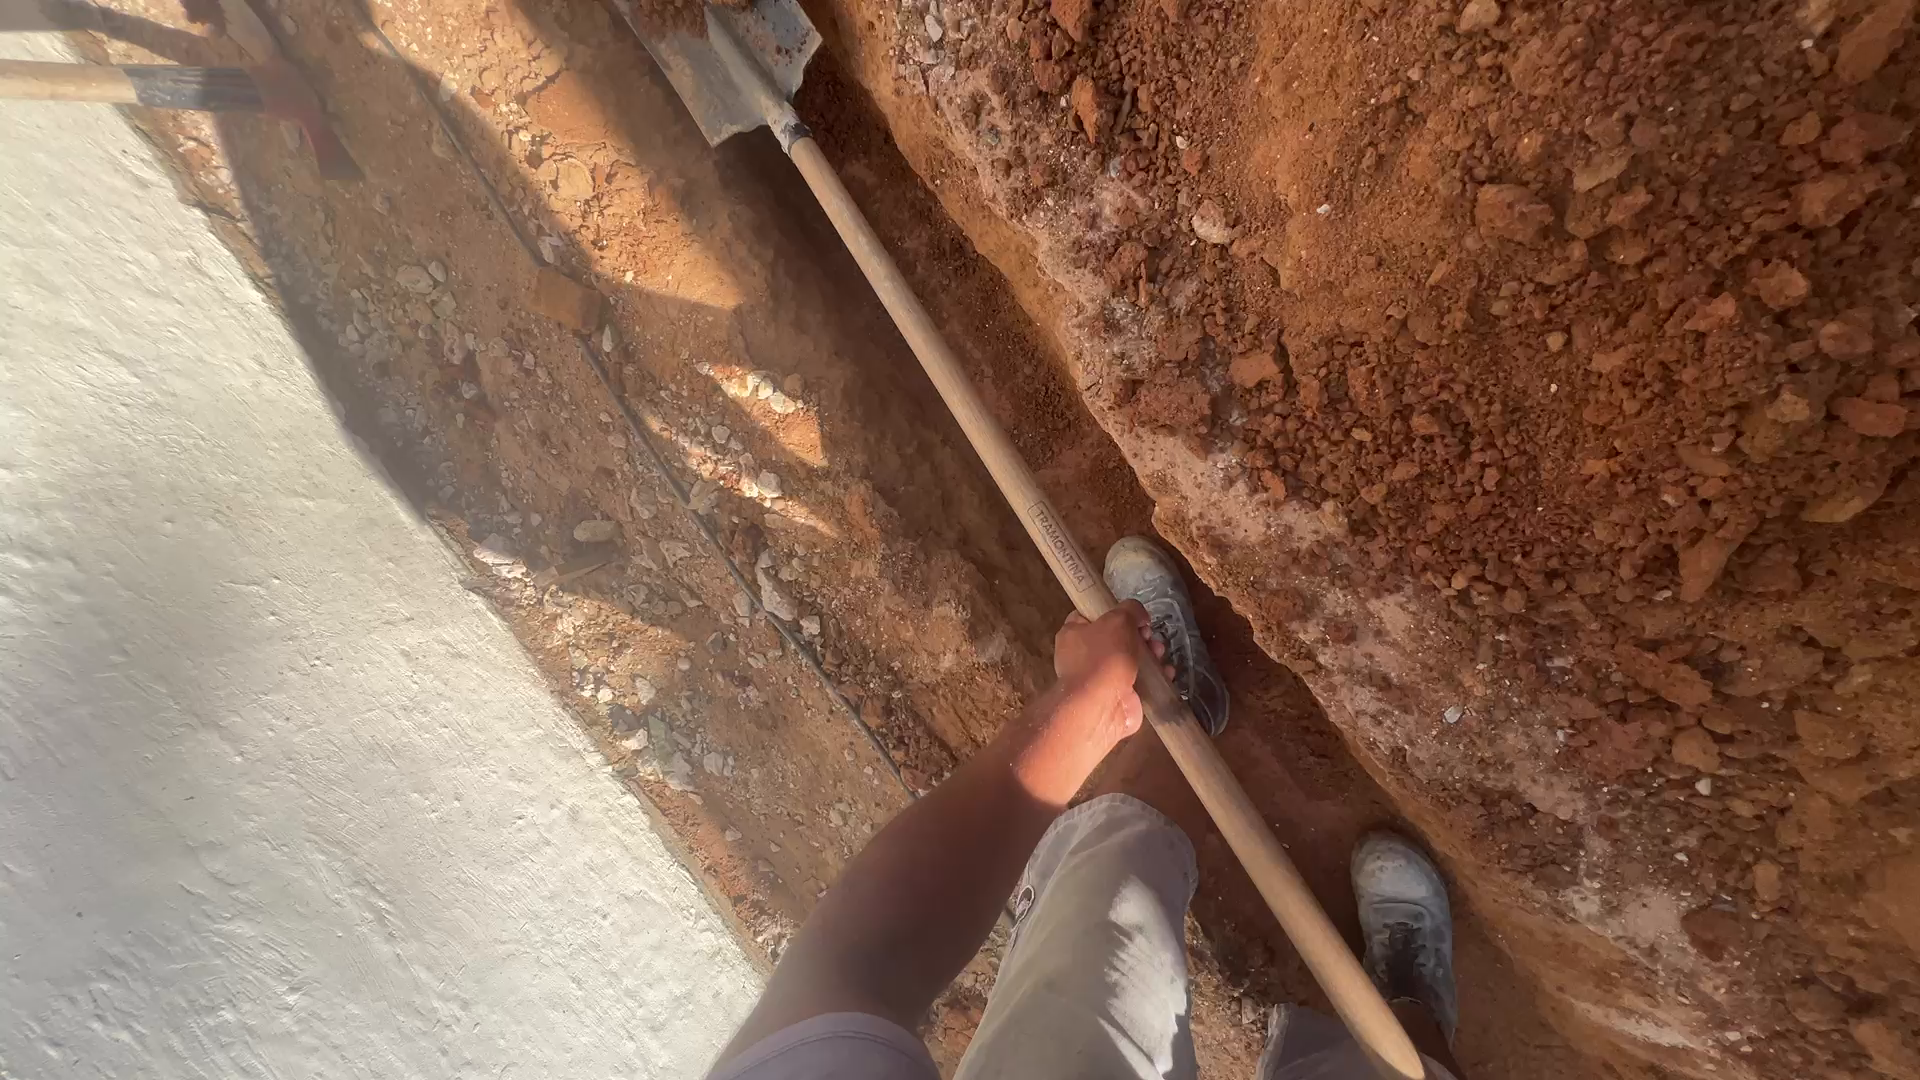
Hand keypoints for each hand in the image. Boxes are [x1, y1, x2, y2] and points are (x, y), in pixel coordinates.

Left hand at [1003, 603, 1170, 804]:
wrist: (1101, 706)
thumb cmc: (1104, 657)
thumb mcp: (1118, 620)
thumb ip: (1130, 610)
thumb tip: (1139, 616)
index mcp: (1074, 633)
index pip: (1092, 615)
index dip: (1114, 612)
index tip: (1133, 615)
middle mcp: (1084, 655)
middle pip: (1117, 638)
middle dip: (1139, 636)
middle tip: (1150, 637)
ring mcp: (1101, 678)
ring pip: (1131, 659)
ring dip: (1150, 655)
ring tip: (1160, 653)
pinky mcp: (1119, 696)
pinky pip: (1140, 681)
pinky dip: (1155, 676)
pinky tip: (1167, 672)